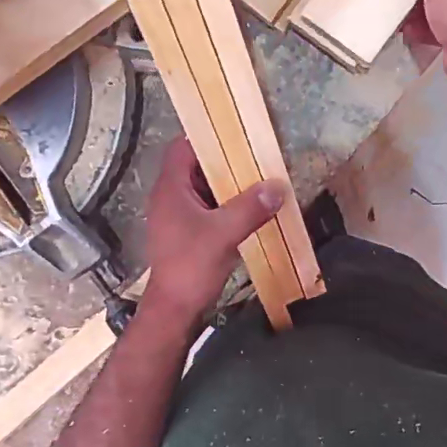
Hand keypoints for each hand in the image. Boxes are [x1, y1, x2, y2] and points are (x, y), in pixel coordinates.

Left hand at [140, 138, 283, 325]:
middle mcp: (168, 198)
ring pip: (202, 191)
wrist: (173, 309)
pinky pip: (204, 210)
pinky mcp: (183, 235)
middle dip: (224, 164)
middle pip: (195, 168)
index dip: (207, 139)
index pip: (182, 148)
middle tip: (255, 161)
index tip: (236, 138)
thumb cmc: (190, 266)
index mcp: (170, 189)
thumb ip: (251, 208)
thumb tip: (277, 187)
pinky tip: (247, 212)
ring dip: (226, 188)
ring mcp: (174, 217)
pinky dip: (223, 207)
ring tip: (257, 184)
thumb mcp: (224, 234)